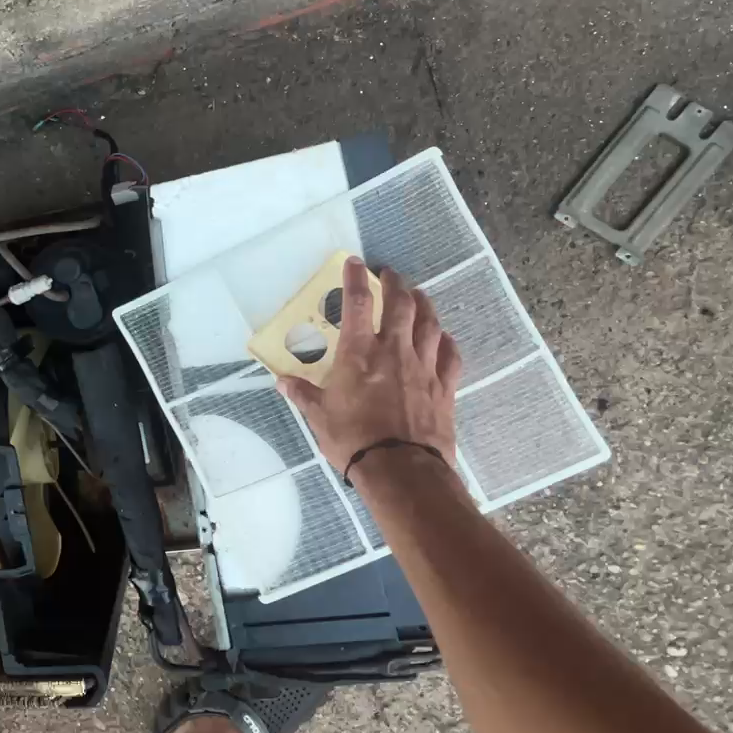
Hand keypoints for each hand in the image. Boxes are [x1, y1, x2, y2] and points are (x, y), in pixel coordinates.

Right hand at [275, 258, 461, 482]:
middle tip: (390, 273)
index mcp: (359, 353)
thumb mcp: (318, 416)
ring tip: (419, 294)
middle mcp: (393, 351)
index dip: (355, 279)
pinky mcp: (444, 388)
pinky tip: (444, 337)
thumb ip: (303, 394)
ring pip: (430, 324)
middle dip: (395, 283)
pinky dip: (447, 342)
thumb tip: (282, 382)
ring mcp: (424, 368)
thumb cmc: (352, 439)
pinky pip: (450, 356)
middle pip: (401, 304)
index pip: (357, 303)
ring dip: (424, 304)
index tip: (354, 262)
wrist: (401, 470)